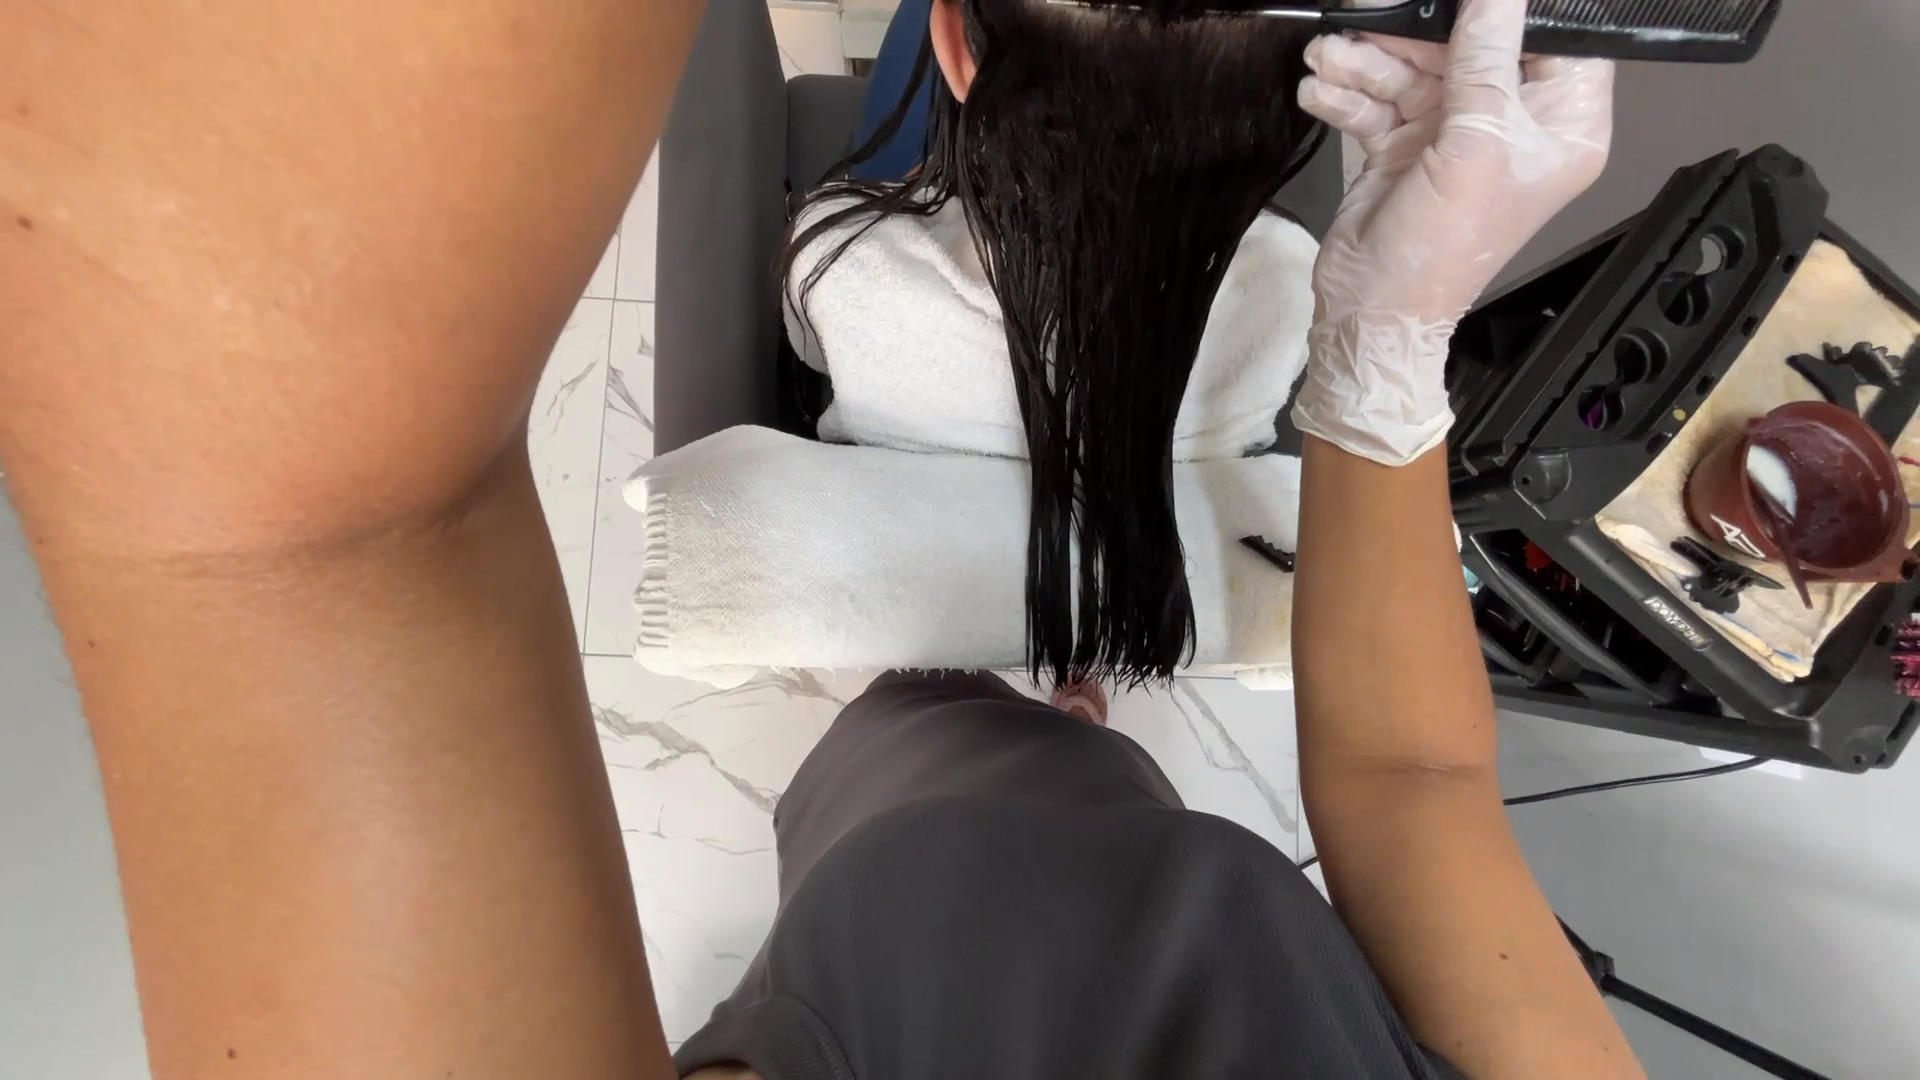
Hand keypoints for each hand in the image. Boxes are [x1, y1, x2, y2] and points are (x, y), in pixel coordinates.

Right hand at [1289, 0, 1614, 465]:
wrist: (1371, 312)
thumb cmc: (1440, 248)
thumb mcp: (1475, 147)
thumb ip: (1484, 62)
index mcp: (1557, 125)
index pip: (1552, 41)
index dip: (1513, 10)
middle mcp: (1504, 126)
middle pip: (1468, 51)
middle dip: (1412, 35)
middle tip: (1368, 16)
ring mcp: (1446, 139)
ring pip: (1411, 77)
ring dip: (1365, 64)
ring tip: (1325, 54)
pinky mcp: (1397, 153)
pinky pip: (1375, 109)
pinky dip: (1346, 99)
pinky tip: (1317, 91)